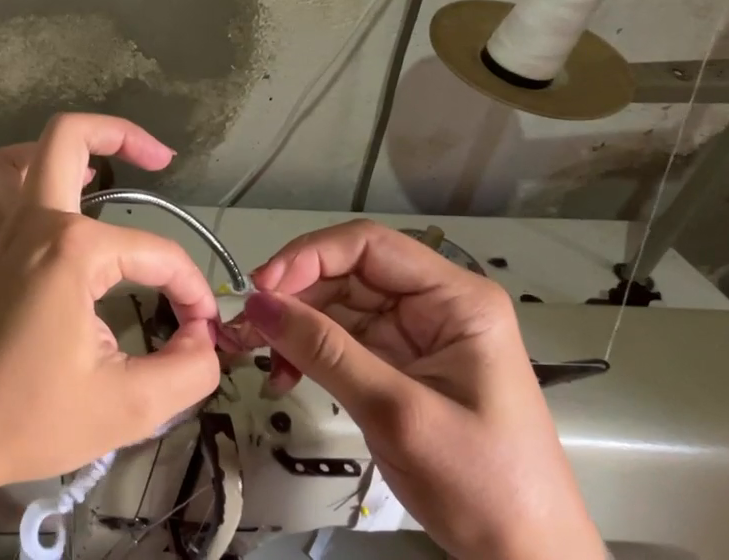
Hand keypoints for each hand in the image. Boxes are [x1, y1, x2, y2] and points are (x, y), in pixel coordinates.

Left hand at [0, 114, 222, 494]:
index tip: (202, 333)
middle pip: (66, 138)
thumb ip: (187, 370)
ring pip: (9, 163)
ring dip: (51, 155)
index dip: (191, 288)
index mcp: (72, 250)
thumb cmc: (29, 417)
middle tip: (161, 159)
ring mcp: (4, 239)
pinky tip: (52, 224)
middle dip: (119, 132)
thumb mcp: (128, 406)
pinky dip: (20, 197)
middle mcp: (35, 226)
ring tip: (97, 175)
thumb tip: (205, 341)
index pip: (155, 252)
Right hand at [238, 220, 603, 559]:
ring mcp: (415, 336)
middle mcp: (435, 305)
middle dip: (293, 297)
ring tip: (256, 355)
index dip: (308, 257)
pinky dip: (306, 354)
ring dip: (293, 328)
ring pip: (336, 306)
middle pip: (346, 273)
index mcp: (456, 299)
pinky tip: (285, 377)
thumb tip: (257, 304)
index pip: (368, 246)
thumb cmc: (483, 483)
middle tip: (246, 329)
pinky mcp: (398, 366)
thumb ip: (325, 352)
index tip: (262, 289)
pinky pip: (339, 341)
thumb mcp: (398, 412)